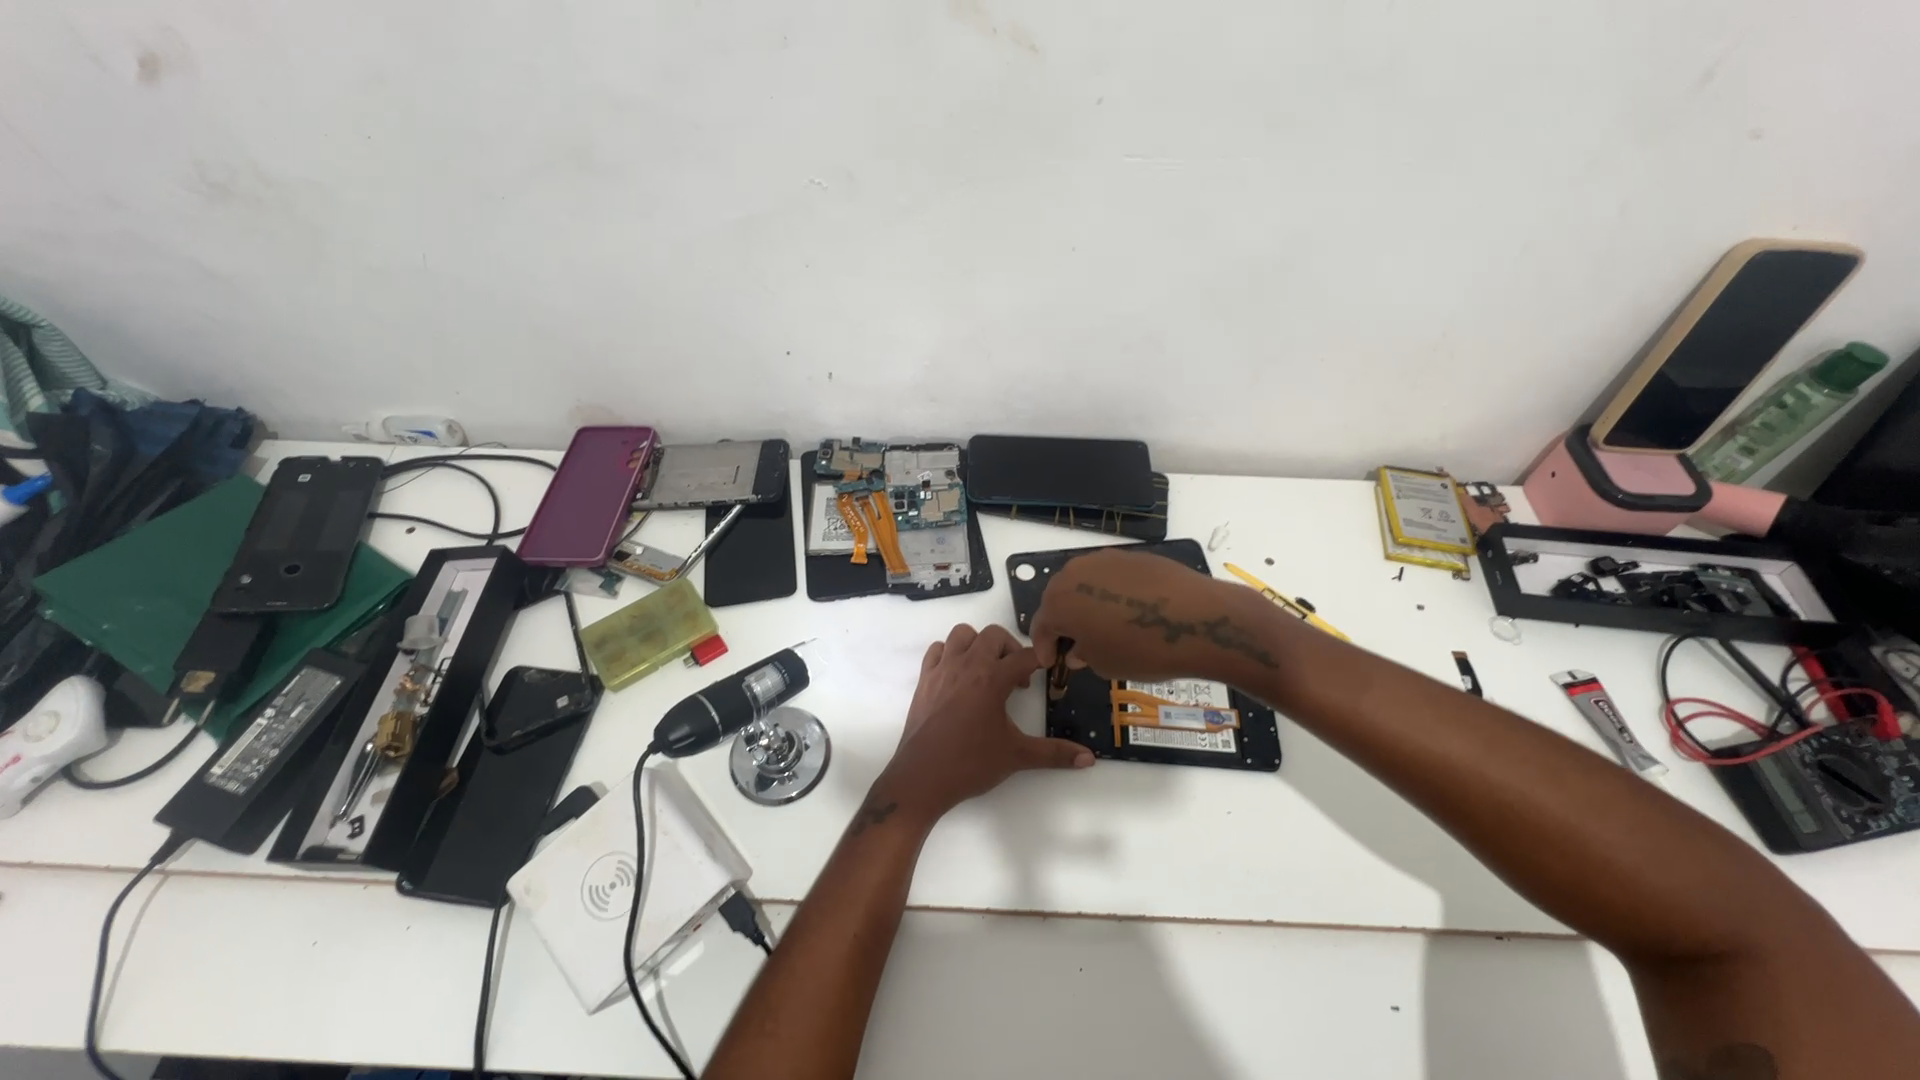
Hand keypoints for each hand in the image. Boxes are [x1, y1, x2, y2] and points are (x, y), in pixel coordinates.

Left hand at [877, 624, 1092, 822]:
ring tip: (988, 671)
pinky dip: (951, 653)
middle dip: (1010, 649)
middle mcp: (967, 665)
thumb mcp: (1017, 756)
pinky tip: (959, 676)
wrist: (922, 778)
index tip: (1050, 667)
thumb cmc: (971, 764)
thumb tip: (1089, 759)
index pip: (1026, 656)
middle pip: (994, 635)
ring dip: (979, 645)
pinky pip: (938, 650)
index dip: (1042, 659)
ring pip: (962, 634)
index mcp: (992, 679)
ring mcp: (942, 669)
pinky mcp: (924, 679)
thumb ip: (1054, 753)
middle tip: (1016, 678)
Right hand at [1029, 549, 1287, 685]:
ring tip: (1102, 626)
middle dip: (1063, 621)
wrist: (1197, 620)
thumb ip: (1083, 653)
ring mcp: (1105, 560)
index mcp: (1059, 601)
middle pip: (1059, 598)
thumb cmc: (1142, 650)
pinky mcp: (1133, 556)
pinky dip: (1111, 593)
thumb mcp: (1104, 664)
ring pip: (1085, 583)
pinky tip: (1128, 612)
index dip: (1044, 647)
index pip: (1041, 625)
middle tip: (1074, 644)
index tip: (1051, 661)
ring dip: (1086, 604)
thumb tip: (1081, 647)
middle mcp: (1075, 573)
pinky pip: (1111, 577)